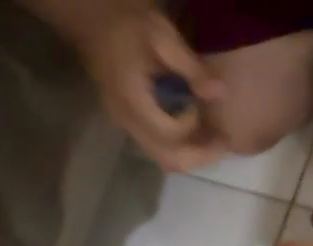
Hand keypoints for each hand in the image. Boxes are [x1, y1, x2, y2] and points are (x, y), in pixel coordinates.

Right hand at [77, 10, 226, 170]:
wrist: (89, 20)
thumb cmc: (125, 22)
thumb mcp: (161, 35)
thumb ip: (191, 67)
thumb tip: (221, 93)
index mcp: (131, 99)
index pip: (169, 133)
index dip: (191, 125)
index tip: (200, 104)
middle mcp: (127, 121)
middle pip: (168, 158)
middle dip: (201, 155)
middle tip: (223, 140)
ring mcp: (126, 126)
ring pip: (164, 158)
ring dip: (193, 153)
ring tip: (214, 137)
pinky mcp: (129, 125)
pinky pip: (159, 148)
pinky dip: (182, 145)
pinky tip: (196, 129)